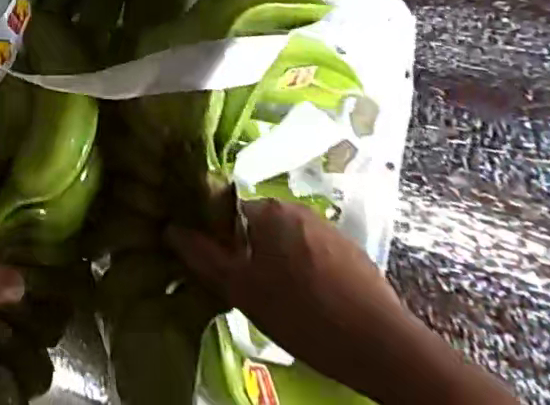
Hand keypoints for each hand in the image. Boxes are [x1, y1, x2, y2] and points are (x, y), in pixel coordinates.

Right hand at [169, 198, 409, 358]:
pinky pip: (313, 252)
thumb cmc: (302, 313)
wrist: (378, 342)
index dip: (217, 237)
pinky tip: (309, 301)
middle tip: (247, 288)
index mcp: (267, 210)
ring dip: (277, 260)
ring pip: (287, 239)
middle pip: (258, 224)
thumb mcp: (244, 291)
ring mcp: (326, 227)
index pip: (227, 211)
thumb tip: (171, 229)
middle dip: (249, 251)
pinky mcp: (349, 250)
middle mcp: (295, 208)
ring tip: (279, 299)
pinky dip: (305, 269)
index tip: (217, 265)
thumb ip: (205, 258)